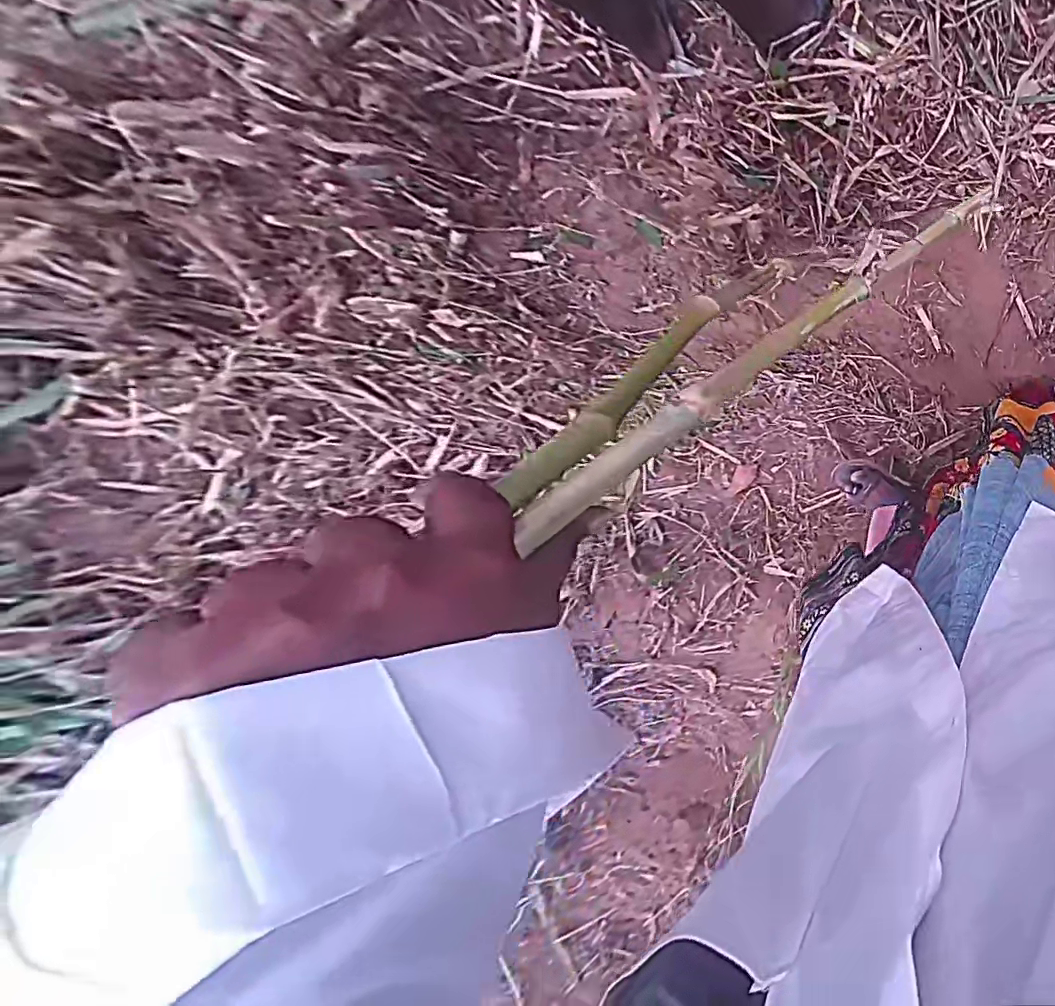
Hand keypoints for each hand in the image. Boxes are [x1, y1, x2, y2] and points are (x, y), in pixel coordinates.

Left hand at [108, 475, 597, 725]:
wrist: (378, 861)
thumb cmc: (485, 750)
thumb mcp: (534, 655)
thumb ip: (538, 580)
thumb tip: (572, 522)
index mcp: (467, 573)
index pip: (459, 494)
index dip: (450, 510)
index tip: (444, 535)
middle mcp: (376, 573)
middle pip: (355, 535)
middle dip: (360, 574)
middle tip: (367, 632)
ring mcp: (274, 609)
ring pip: (267, 578)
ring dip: (282, 614)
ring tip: (292, 682)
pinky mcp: (180, 656)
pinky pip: (181, 625)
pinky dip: (204, 653)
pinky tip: (229, 699)